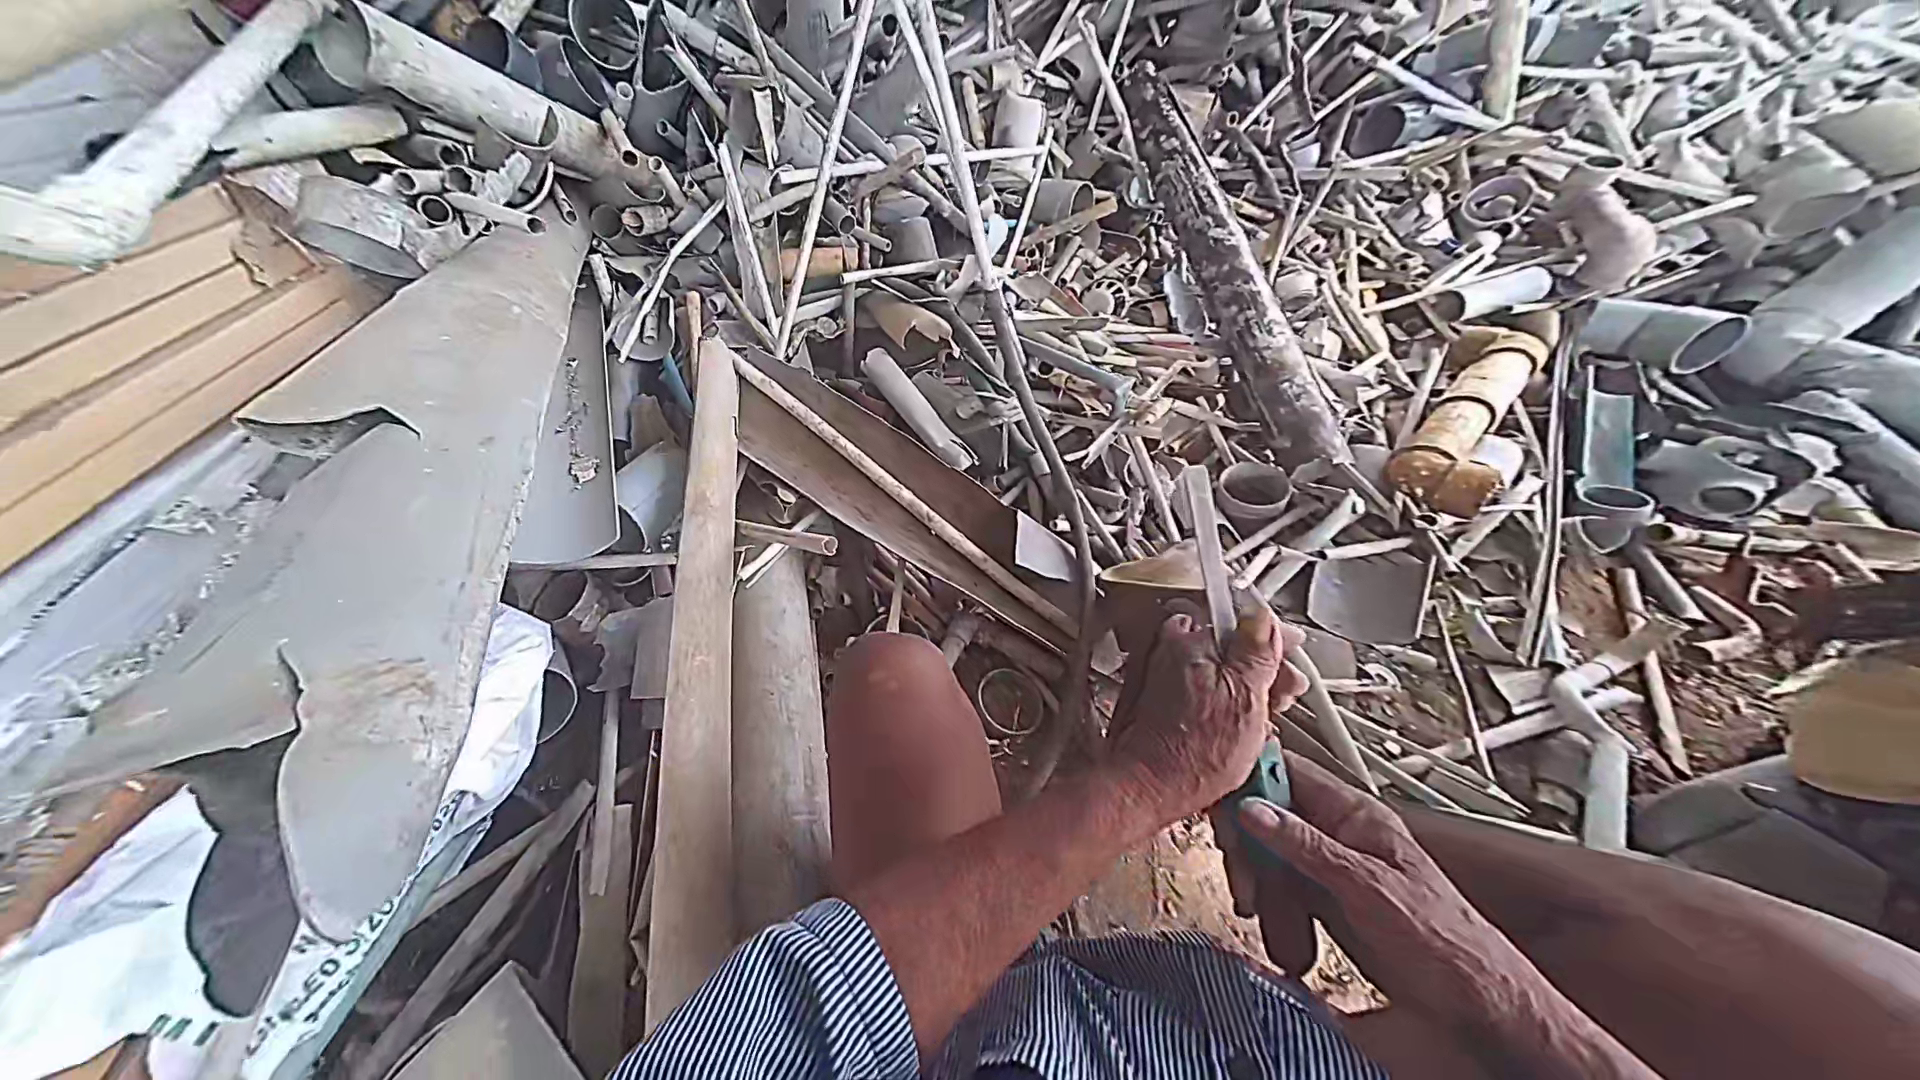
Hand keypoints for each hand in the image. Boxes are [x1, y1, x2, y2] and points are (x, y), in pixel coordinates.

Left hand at [1105, 604, 1305, 822]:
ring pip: (1216, 671)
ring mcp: (1158, 673)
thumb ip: (1256, 652)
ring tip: (1258, 724)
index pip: (1240, 622)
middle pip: (1228, 647)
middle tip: (1279, 698)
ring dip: (1243, 692)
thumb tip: (1264, 617)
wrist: (1146, 787)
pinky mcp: (1155, 699)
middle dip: (1260, 671)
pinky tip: (1234, 731)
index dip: (1273, 642)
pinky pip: (1198, 691)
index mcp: (1187, 638)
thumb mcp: (1245, 697)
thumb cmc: (1190, 752)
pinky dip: (1220, 705)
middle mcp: (1167, 648)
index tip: (1290, 658)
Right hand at [1237, 751, 1547, 1026]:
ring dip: (1257, 885)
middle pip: (1264, 813)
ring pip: (1265, 854)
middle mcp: (1333, 831)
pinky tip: (1278, 935)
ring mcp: (1325, 864)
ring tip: (1263, 916)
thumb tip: (1253, 809)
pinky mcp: (1321, 898)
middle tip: (1243, 879)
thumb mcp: (1369, 888)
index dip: (1249, 779)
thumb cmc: (1447, 943)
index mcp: (1352, 812)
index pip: (1285, 769)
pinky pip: (1278, 890)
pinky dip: (1270, 910)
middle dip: (1248, 846)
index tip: (1225, 808)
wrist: (1483, 1012)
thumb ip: (1306, 846)